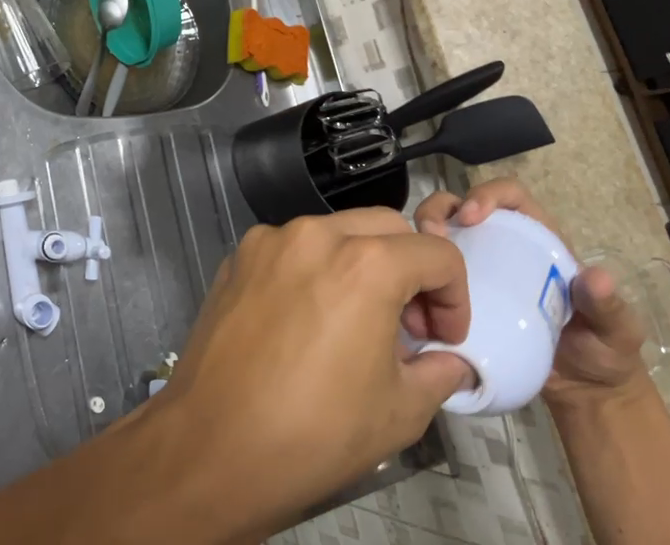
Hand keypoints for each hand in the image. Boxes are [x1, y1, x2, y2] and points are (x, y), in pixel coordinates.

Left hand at [159, 209, 473, 535]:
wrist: (215, 442)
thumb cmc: (315, 430)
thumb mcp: (400, 410)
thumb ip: (438, 372)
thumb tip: (450, 362)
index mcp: (363, 264)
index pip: (436, 253)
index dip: (455, 298)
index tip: (445, 340)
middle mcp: (312, 237)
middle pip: (384, 228)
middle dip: (410, 269)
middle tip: (411, 327)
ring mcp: (265, 243)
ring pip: (332, 233)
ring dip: (360, 265)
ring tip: (360, 324)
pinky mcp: (234, 261)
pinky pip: (289, 250)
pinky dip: (313, 271)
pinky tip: (310, 322)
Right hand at [414, 179, 647, 405]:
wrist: (581, 393)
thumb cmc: (603, 352)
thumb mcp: (617, 331)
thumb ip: (609, 306)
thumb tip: (595, 276)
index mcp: (537, 238)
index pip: (509, 195)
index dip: (486, 194)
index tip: (471, 216)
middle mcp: (500, 246)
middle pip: (460, 207)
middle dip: (439, 210)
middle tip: (430, 235)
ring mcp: (475, 271)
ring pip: (439, 236)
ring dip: (420, 237)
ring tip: (416, 261)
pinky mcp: (457, 297)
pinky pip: (431, 275)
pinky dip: (418, 274)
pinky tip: (414, 291)